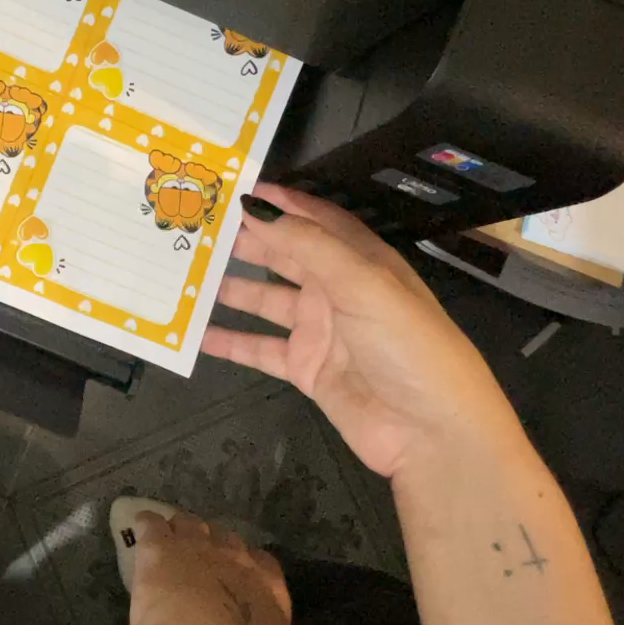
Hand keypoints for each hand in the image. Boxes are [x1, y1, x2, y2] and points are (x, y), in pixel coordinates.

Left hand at [124, 512, 290, 624]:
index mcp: (270, 591)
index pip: (262, 562)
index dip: (241, 567)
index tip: (228, 580)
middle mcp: (237, 560)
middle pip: (224, 538)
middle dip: (210, 549)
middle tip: (193, 569)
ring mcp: (198, 547)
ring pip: (188, 523)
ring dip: (178, 535)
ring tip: (164, 552)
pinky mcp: (160, 547)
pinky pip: (150, 523)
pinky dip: (146, 529)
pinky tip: (139, 541)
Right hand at [201, 183, 521, 477]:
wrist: (431, 434)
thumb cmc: (407, 347)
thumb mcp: (363, 285)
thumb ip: (308, 246)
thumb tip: (257, 207)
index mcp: (362, 263)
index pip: (318, 221)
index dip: (283, 203)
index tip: (240, 191)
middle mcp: (339, 291)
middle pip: (286, 257)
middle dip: (248, 242)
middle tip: (203, 231)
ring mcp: (321, 332)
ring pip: (267, 301)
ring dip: (233, 289)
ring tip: (192, 276)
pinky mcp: (307, 369)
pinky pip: (261, 349)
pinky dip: (231, 342)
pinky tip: (198, 336)